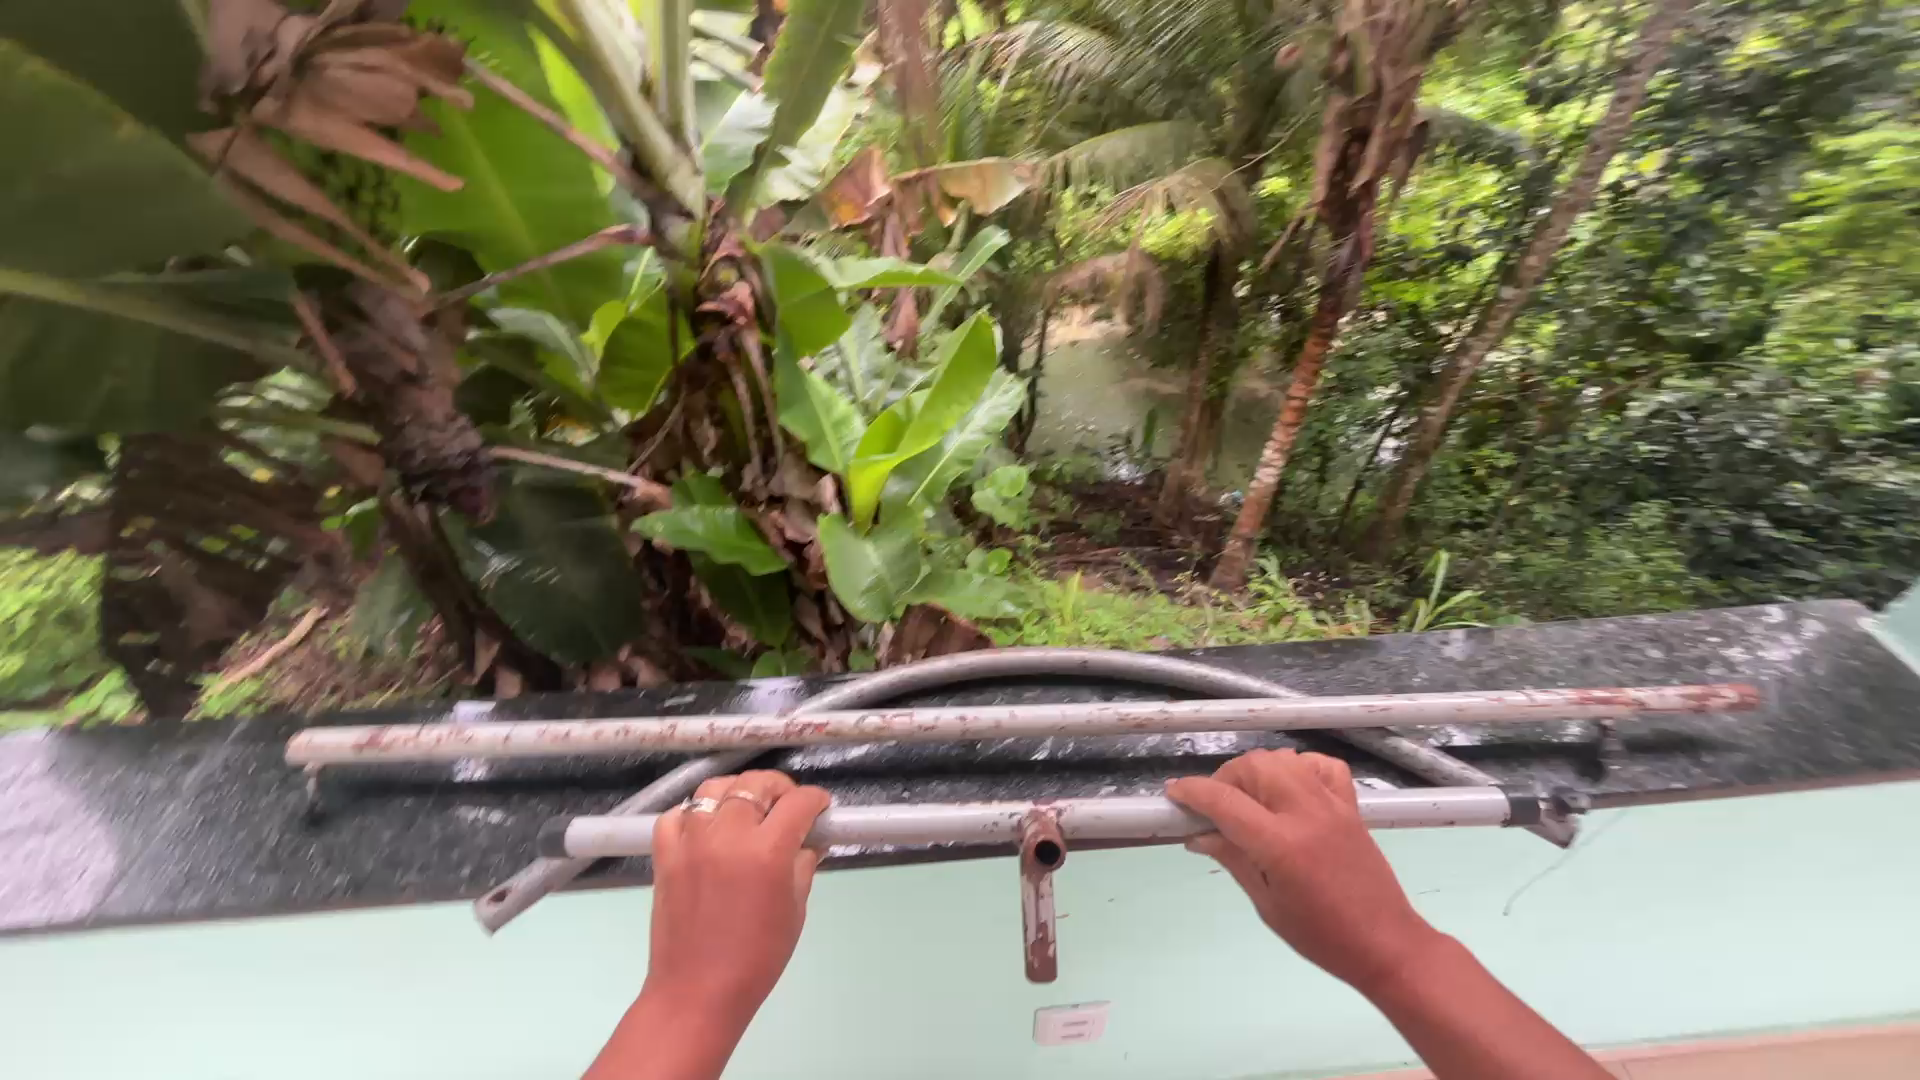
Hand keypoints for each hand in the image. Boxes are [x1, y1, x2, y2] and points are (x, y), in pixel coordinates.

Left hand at [642, 770, 831, 1024]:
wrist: (697, 993)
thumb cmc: (757, 957)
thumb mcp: (796, 908)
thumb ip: (804, 863)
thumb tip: (812, 839)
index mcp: (768, 851)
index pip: (799, 802)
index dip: (816, 800)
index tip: (821, 808)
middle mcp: (728, 835)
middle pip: (756, 783)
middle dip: (780, 788)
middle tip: (788, 806)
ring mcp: (692, 842)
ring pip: (714, 788)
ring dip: (737, 792)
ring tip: (747, 809)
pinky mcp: (665, 855)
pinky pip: (676, 816)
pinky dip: (693, 813)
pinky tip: (707, 827)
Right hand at [1166, 749, 1439, 992]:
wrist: (1389, 946)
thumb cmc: (1322, 936)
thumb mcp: (1266, 904)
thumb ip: (1232, 859)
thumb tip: (1198, 835)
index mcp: (1281, 844)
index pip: (1224, 801)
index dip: (1192, 792)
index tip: (1174, 794)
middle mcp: (1306, 813)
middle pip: (1253, 767)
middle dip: (1225, 779)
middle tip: (1218, 808)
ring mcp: (1332, 805)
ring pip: (1282, 760)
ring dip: (1257, 771)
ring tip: (1251, 799)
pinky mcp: (1351, 805)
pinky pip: (1321, 766)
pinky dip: (1299, 768)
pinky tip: (1290, 789)